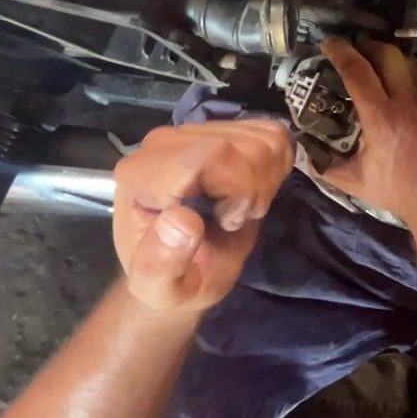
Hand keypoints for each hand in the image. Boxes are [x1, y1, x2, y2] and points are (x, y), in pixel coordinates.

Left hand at [110, 122, 293, 314]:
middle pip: (241, 145)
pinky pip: (272, 134)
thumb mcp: (161, 288)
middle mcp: (163, 143)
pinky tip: (253, 188)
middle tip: (235, 219)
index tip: (227, 222)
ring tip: (241, 207)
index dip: (237, 190)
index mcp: (141, 174)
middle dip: (254, 189)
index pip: (213, 155)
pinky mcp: (225, 129)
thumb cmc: (175, 281)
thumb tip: (180, 220)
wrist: (189, 269)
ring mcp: (196, 131)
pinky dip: (275, 166)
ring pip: (264, 138)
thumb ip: (161, 262)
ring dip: (266, 180)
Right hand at [320, 37, 416, 225]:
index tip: (329, 43)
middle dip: (368, 45)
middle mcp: (408, 102)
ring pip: (410, 65)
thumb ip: (326, 165)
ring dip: (390, 59)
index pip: (358, 72)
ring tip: (375, 62)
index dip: (341, 52)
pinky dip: (408, 77)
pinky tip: (399, 87)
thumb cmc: (399, 192)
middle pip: (388, 56)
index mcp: (381, 117)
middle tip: (354, 47)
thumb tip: (304, 152)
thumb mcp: (355, 182)